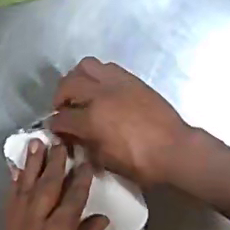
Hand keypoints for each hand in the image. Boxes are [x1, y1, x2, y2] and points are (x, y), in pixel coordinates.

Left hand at [0, 139, 105, 229]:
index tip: (86, 160)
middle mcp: (34, 226)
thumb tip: (97, 216)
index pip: (71, 198)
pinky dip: (14, 186)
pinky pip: (10, 205)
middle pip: (45, 187)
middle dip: (53, 163)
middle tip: (59, 141)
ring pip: (23, 190)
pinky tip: (16, 175)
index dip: (80, 178)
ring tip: (34, 144)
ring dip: (30, 166)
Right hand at [49, 58, 201, 188]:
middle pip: (68, 84)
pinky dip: (97, 74)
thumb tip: (75, 138)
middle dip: (60, 96)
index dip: (55, 124)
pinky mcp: (130, 78)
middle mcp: (100, 95)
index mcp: (92, 119)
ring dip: (76, 77)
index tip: (54, 127)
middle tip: (62, 107)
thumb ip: (86, 146)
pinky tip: (100, 87)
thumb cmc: (141, 163)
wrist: (174, 149)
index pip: (63, 117)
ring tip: (79, 90)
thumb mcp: (107, 161)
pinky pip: (106, 67)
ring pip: (85, 66)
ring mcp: (116, 82)